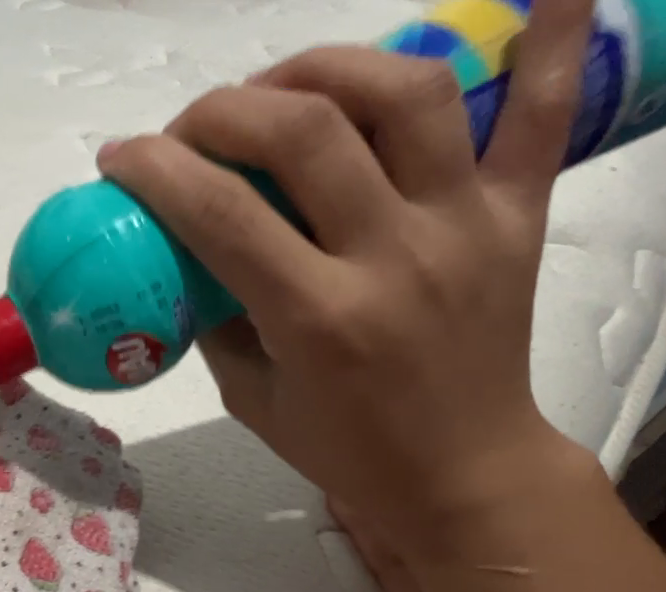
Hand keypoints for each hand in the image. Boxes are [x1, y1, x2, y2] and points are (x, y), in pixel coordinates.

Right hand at [97, 0, 598, 557]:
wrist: (461, 473)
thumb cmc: (345, 448)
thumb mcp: (251, 399)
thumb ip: (217, 319)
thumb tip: (188, 254)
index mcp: (317, 317)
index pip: (220, 213)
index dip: (156, 169)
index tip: (119, 157)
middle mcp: (392, 255)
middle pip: (303, 130)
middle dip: (224, 109)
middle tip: (192, 128)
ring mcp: (464, 224)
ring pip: (404, 94)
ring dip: (326, 65)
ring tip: (283, 85)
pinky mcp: (518, 213)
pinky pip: (545, 108)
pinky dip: (546, 37)